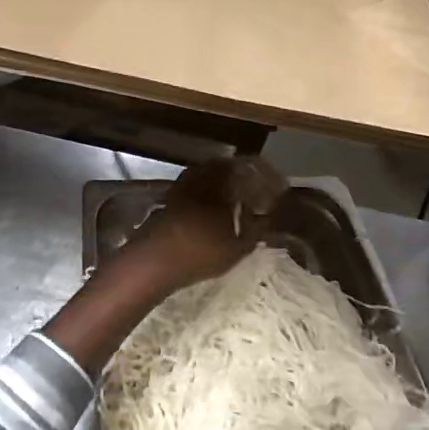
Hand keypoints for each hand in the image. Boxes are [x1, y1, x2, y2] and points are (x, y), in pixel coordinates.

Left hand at [44, 157, 286, 374]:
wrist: (152, 261)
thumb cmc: (199, 252)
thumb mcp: (237, 247)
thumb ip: (255, 231)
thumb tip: (267, 220)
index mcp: (221, 181)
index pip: (247, 168)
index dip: (264, 175)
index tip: (275, 185)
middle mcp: (200, 177)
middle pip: (225, 169)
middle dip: (243, 177)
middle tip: (256, 189)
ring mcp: (181, 187)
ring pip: (207, 177)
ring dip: (223, 185)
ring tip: (236, 201)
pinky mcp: (167, 201)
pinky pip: (194, 189)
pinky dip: (207, 195)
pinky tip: (212, 211)